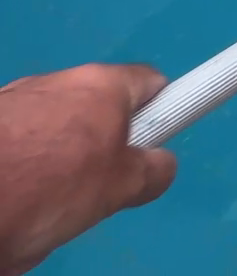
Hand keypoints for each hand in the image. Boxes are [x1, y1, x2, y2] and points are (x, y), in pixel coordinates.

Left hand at [0, 65, 176, 274]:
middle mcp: (53, 83)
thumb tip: (157, 166)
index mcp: (101, 83)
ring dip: (37, 173)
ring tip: (20, 218)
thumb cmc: (42, 189)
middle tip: (76, 197)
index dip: (154, 115)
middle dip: (85, 156)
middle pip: (88, 116)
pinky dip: (1, 179)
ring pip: (37, 140)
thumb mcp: (119, 188)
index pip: (151, 84)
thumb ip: (154, 170)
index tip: (138, 150)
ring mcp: (1, 104)